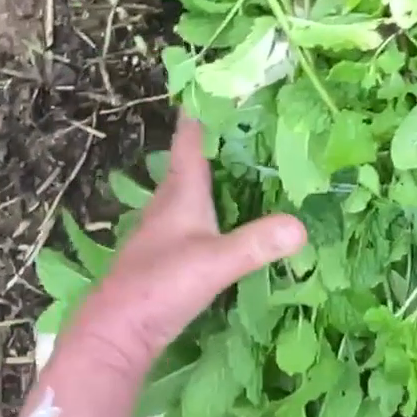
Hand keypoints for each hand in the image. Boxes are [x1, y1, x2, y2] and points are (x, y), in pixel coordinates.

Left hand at [22, 116, 305, 416]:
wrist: (114, 335)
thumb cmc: (159, 286)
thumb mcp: (216, 262)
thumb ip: (257, 243)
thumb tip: (303, 226)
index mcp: (180, 190)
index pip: (190, 136)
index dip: (202, 108)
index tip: (218, 81)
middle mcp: (168, 201)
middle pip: (191, 158)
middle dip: (216, 137)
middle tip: (248, 118)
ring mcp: (163, 228)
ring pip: (189, 186)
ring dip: (212, 170)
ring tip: (243, 159)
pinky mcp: (163, 252)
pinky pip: (189, 212)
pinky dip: (208, 202)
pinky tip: (224, 213)